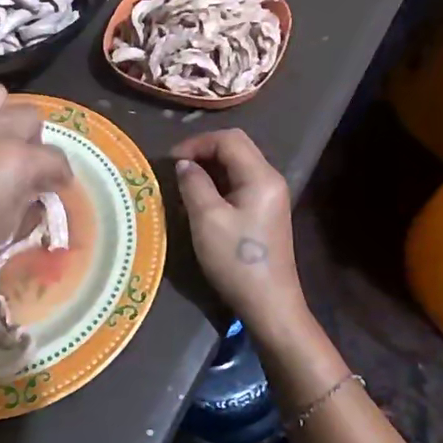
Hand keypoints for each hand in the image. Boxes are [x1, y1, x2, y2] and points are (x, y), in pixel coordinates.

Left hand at [0, 84, 71, 273]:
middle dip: (34, 141)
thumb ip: (23, 207)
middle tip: (22, 164)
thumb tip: (30, 193)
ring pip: (0, 96)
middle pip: (33, 118)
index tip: (57, 187)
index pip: (57, 160)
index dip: (62, 175)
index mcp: (20, 159)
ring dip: (4, 116)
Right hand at [171, 129, 307, 332]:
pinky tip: (199, 201)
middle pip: (235, 148)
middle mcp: (270, 179)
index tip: (171, 161)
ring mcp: (270, 196)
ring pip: (236, 166)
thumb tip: (184, 164)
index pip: (228, 139)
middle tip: (176, 168)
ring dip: (209, 169)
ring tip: (183, 185)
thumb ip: (193, 184)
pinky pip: (239, 184)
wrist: (269, 304)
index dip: (197, 143)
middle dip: (203, 152)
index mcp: (261, 176)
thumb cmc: (236, 260)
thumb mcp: (207, 219)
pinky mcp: (265, 212)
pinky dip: (217, 185)